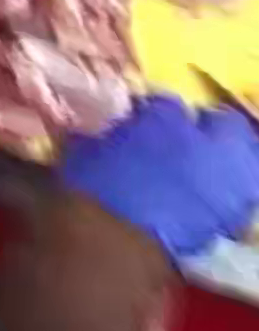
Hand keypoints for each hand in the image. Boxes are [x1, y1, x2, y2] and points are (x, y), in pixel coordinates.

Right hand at [62, 93, 258, 259]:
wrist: (121, 229)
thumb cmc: (92, 180)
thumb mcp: (87, 144)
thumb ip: (109, 130)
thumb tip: (111, 122)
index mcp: (163, 122)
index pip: (166, 100)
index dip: (154, 105)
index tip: (140, 110)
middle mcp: (207, 143)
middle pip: (226, 122)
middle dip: (208, 122)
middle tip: (184, 130)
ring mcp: (234, 176)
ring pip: (247, 152)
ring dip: (227, 150)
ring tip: (204, 155)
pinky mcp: (243, 205)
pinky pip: (246, 183)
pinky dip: (234, 178)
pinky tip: (212, 183)